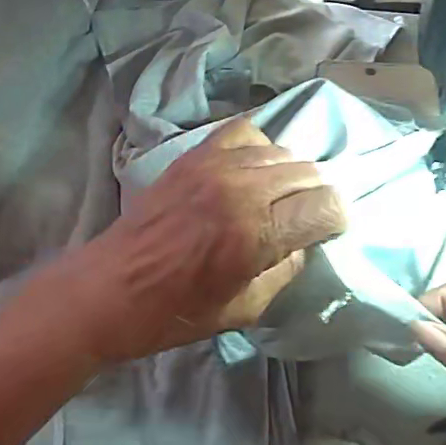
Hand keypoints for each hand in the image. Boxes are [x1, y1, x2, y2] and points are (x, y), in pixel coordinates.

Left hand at [48, 119, 347, 366]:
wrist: (110, 289)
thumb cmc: (175, 312)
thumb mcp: (244, 309)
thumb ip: (284, 270)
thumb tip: (302, 242)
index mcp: (257, 234)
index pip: (326, 206)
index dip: (336, 220)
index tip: (327, 232)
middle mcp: (242, 189)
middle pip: (309, 173)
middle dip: (316, 196)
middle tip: (304, 218)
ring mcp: (215, 166)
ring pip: (281, 150)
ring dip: (290, 174)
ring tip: (279, 196)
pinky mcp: (193, 156)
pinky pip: (244, 132)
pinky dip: (259, 147)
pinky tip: (252, 170)